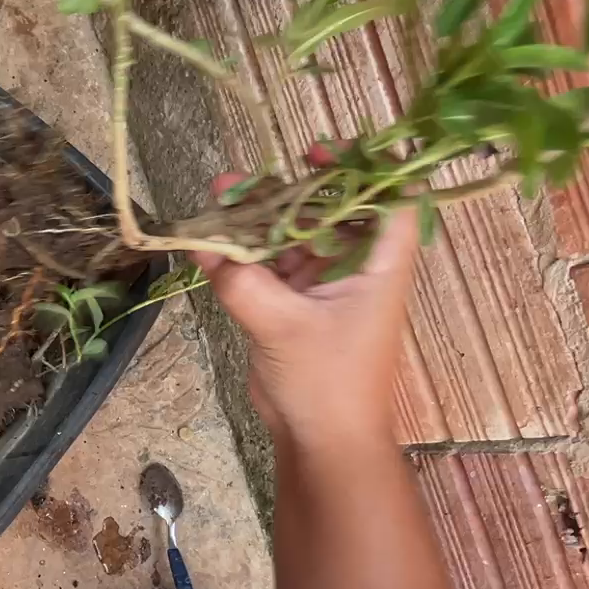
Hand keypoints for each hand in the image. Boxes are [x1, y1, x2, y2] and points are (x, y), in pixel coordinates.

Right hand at [191, 161, 418, 452]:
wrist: (321, 436)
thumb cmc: (327, 382)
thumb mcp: (284, 328)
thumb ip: (243, 285)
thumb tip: (202, 247)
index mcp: (378, 264)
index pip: (386, 196)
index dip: (360, 167)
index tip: (316, 152)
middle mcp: (353, 268)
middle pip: (323, 212)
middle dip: (281, 194)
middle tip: (236, 183)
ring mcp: (320, 288)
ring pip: (287, 240)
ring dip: (252, 226)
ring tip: (212, 208)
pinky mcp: (290, 308)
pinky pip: (265, 271)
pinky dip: (239, 260)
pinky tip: (208, 249)